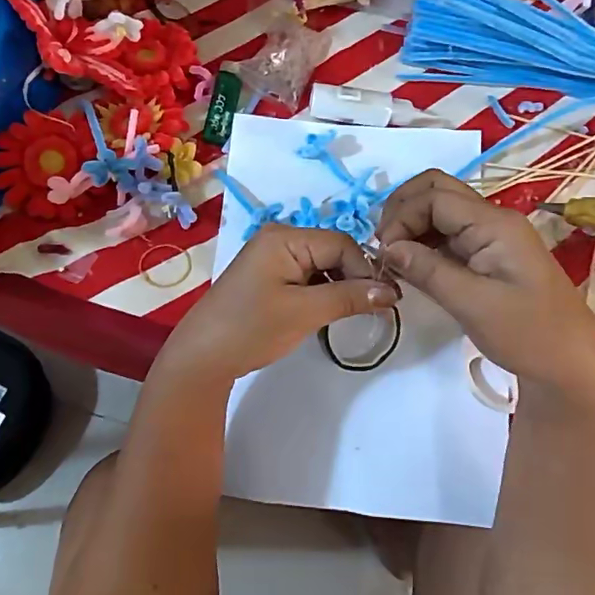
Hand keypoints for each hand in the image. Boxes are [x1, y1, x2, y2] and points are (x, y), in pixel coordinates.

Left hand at [157, 225, 400, 382]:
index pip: (341, 244)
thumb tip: (392, 292)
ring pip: (322, 266)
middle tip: (376, 310)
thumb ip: (349, 297)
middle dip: (355, 278)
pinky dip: (323, 293)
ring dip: (341, 287)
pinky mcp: (270, 278)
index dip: (365, 270)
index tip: (386, 301)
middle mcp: (279, 239)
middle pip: (333, 252)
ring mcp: (272, 258)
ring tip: (356, 313)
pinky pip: (307, 278)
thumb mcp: (305, 312)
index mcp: (284, 237)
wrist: (203, 356)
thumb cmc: (251, 329)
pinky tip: (332, 312)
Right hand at [376, 170, 594, 392]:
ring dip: (411, 226)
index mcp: (494, 224)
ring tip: (391, 258)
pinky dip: (424, 243)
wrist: (569, 364)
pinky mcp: (489, 255)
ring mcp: (492, 237)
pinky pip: (449, 235)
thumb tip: (386, 248)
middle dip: (403, 210)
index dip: (401, 217)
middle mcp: (493, 220)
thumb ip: (427, 270)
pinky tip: (410, 265)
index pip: (434, 197)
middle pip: (438, 190)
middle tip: (383, 245)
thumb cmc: (526, 334)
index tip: (383, 253)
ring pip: (441, 211)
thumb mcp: (471, 304)